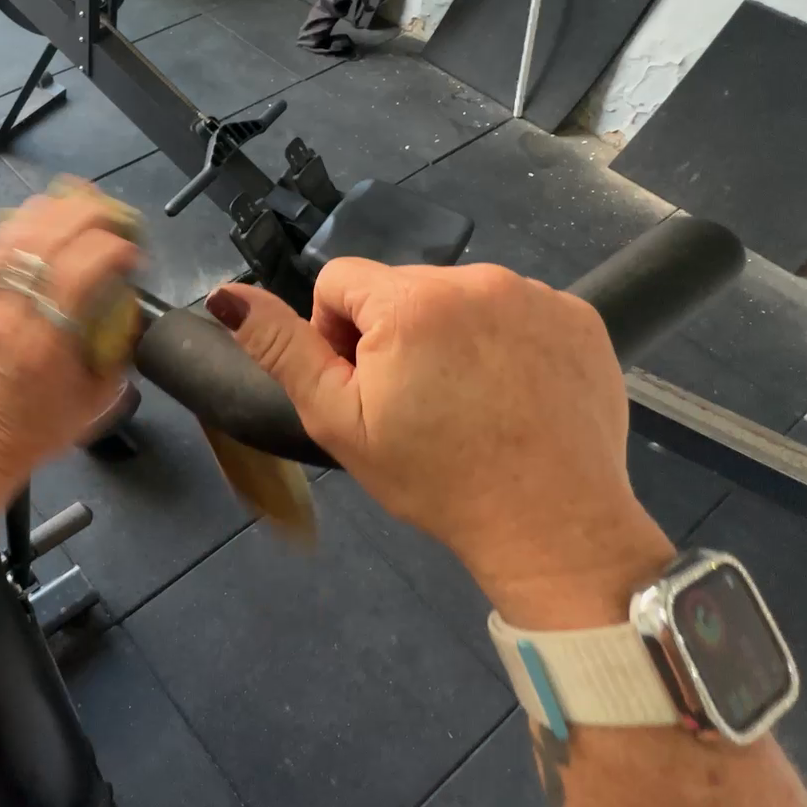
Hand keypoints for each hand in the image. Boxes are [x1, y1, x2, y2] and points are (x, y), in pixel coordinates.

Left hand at [0, 181, 141, 524]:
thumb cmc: (49, 424)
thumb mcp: (101, 395)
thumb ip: (120, 346)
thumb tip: (133, 301)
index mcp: (48, 343)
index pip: (77, 272)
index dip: (111, 249)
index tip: (134, 256)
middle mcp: (16, 314)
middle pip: (46, 242)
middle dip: (88, 217)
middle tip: (117, 221)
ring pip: (17, 235)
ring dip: (54, 211)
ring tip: (85, 205)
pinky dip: (23, 221)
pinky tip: (47, 213)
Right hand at [205, 259, 672, 625]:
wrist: (551, 527)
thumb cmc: (431, 476)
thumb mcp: (335, 417)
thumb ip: (279, 347)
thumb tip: (226, 293)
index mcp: (409, 302)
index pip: (337, 281)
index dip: (334, 334)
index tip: (364, 387)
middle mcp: (476, 278)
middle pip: (397, 289)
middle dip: (389, 333)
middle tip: (412, 402)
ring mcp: (535, 294)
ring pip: (453, 297)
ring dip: (443, 334)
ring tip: (463, 400)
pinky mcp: (580, 316)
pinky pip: (511, 308)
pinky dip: (498, 339)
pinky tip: (508, 391)